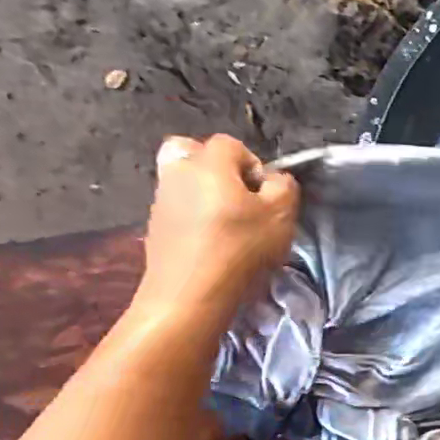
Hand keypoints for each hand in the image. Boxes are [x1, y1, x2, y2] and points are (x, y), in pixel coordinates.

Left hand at [131, 134, 299, 328]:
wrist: (189, 296)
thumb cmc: (240, 249)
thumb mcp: (282, 216)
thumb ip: (284, 187)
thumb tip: (274, 180)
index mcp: (208, 163)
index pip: (231, 144)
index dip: (254, 164)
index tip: (265, 195)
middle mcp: (177, 173)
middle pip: (193, 152)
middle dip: (217, 169)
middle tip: (239, 198)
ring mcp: (161, 201)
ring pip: (183, 181)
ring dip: (205, 194)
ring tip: (229, 226)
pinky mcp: (154, 228)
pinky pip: (177, 208)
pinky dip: (194, 218)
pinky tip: (212, 244)